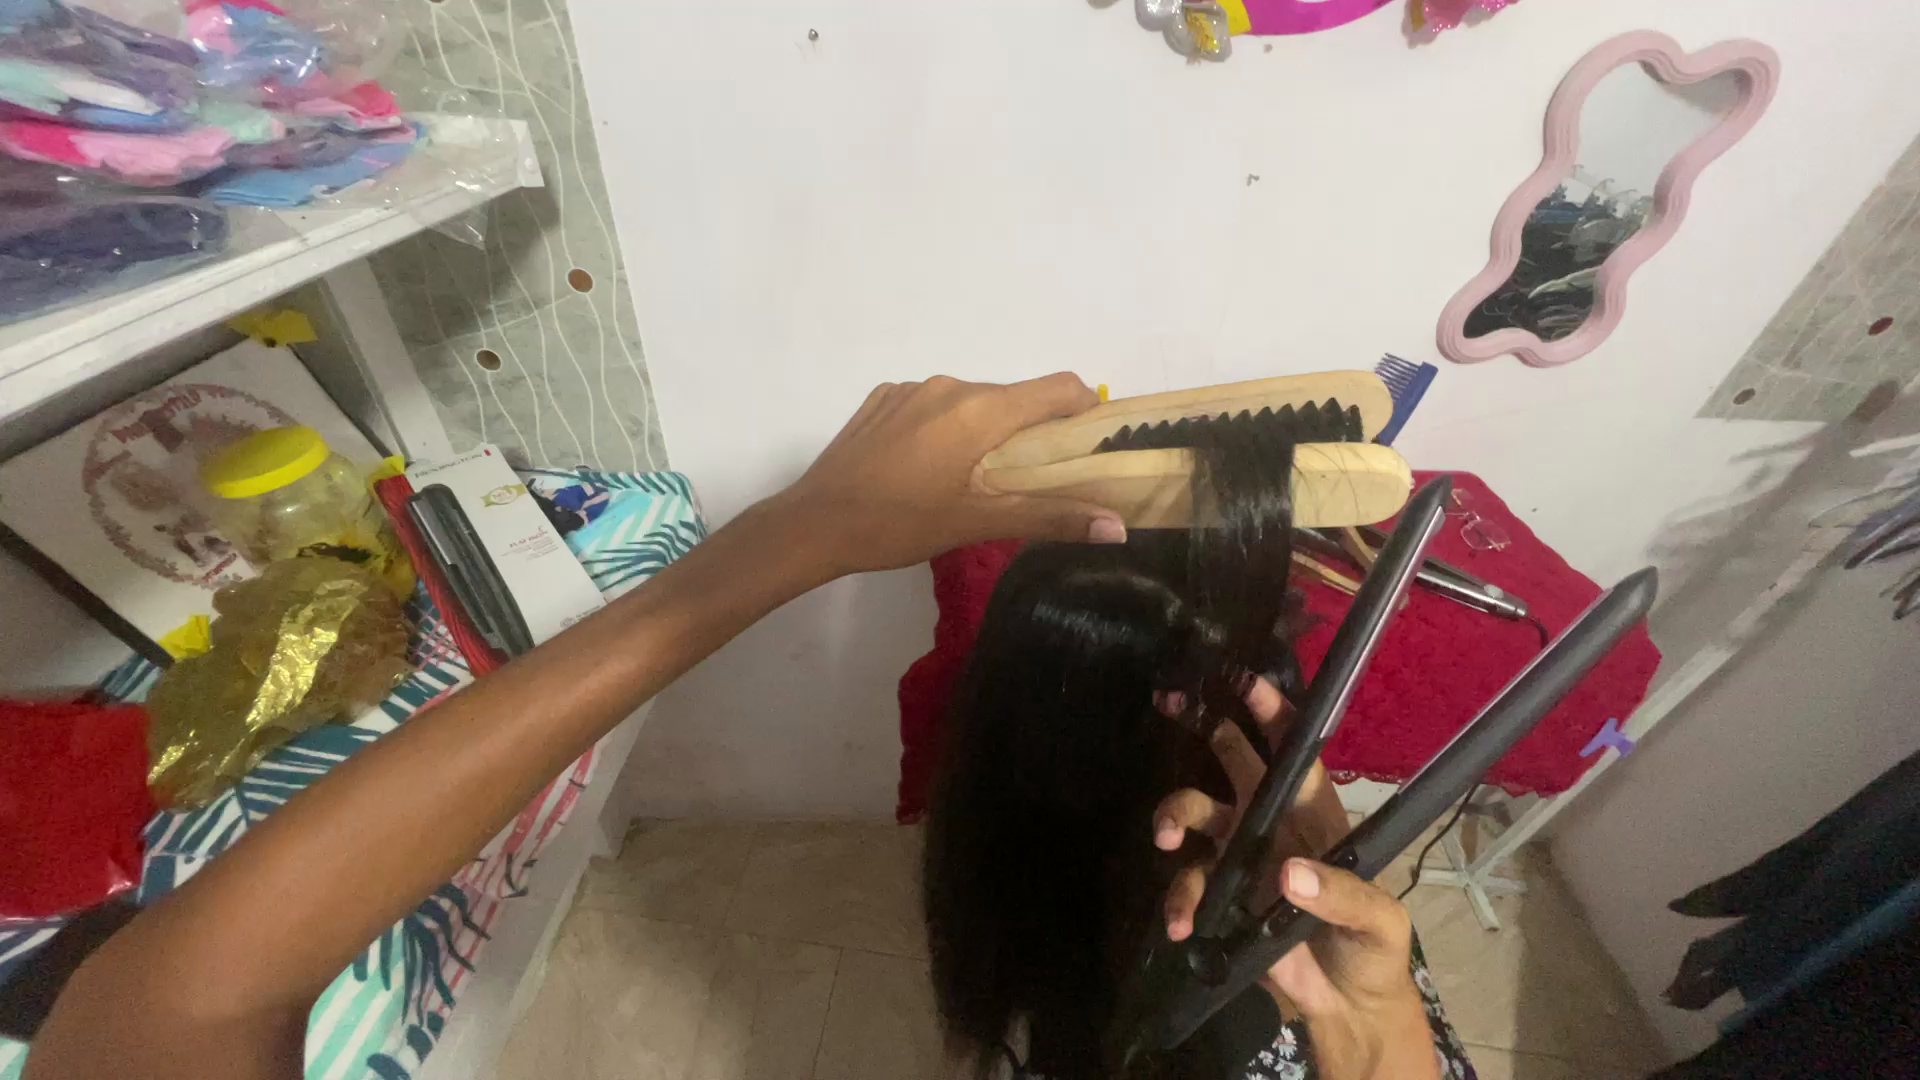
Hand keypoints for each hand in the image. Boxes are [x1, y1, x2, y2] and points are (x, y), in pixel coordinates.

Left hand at [767, 374, 1126, 575]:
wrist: (812, 524)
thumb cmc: (897, 526)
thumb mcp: (976, 523)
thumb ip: (1049, 517)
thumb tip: (1117, 529)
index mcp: (979, 409)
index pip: (1058, 388)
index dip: (1085, 412)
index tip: (1089, 448)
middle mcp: (949, 385)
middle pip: (1015, 398)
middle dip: (1034, 432)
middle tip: (1034, 479)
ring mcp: (911, 389)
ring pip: (974, 402)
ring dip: (988, 432)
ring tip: (978, 479)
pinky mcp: (882, 399)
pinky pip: (935, 405)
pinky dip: (948, 428)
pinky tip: (930, 467)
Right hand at [1154, 680, 1435, 1079]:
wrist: (1342, 1005)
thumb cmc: (1371, 949)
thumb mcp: (1378, 923)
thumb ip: (1342, 895)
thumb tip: (1287, 873)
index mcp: (1313, 812)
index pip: (1294, 750)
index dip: (1272, 711)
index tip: (1243, 681)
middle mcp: (1268, 818)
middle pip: (1229, 754)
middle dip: (1200, 723)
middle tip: (1169, 703)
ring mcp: (1237, 851)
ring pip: (1192, 807)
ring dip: (1173, 814)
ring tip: (1168, 839)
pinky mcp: (1216, 891)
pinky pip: (1186, 880)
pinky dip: (1179, 899)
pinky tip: (1182, 924)